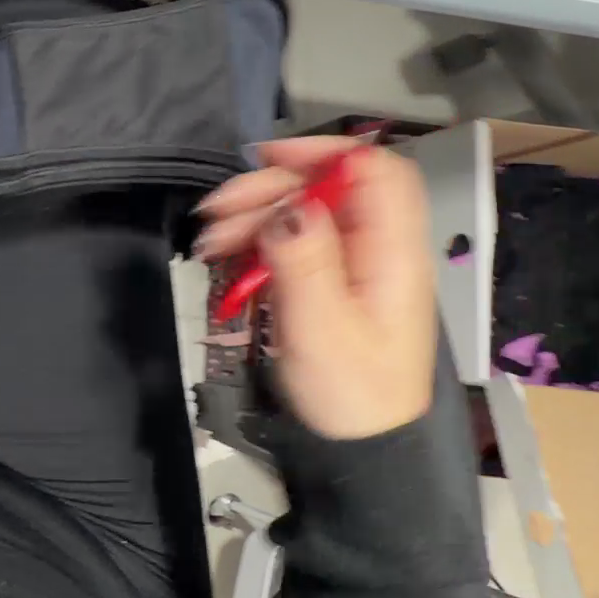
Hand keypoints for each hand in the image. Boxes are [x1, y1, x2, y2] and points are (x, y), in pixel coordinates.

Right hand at [194, 137, 435, 439]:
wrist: (358, 445)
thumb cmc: (349, 392)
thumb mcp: (322, 328)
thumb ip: (307, 261)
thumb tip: (290, 204)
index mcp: (391, 253)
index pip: (374, 173)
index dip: (325, 152)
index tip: (265, 159)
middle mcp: (372, 248)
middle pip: (323, 189)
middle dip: (265, 191)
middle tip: (213, 214)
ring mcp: (346, 264)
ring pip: (297, 213)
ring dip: (249, 218)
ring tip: (208, 244)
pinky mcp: (322, 281)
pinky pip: (285, 242)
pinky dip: (250, 242)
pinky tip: (222, 257)